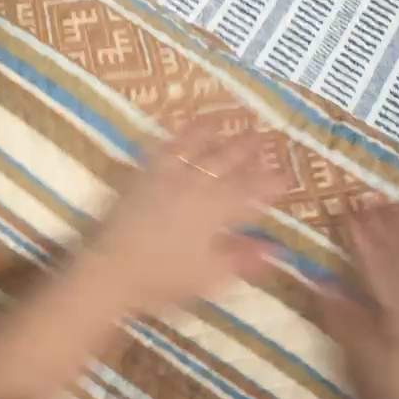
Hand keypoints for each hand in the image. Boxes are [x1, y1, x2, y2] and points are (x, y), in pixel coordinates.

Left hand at [72, 128, 287, 316]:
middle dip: (247, 147)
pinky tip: (177, 129)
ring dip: (212, 132)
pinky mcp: (142, 173)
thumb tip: (276, 248)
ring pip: (195, 146)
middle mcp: (194, 185)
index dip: (269, 182)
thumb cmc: (164, 278)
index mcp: (215, 210)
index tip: (286, 174)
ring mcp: (167, 175)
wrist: (112, 268)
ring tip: (223, 120)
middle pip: (226, 160)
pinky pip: (162, 147)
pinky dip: (173, 136)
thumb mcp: (211, 275)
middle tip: (263, 134)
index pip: (250, 191)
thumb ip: (243, 258)